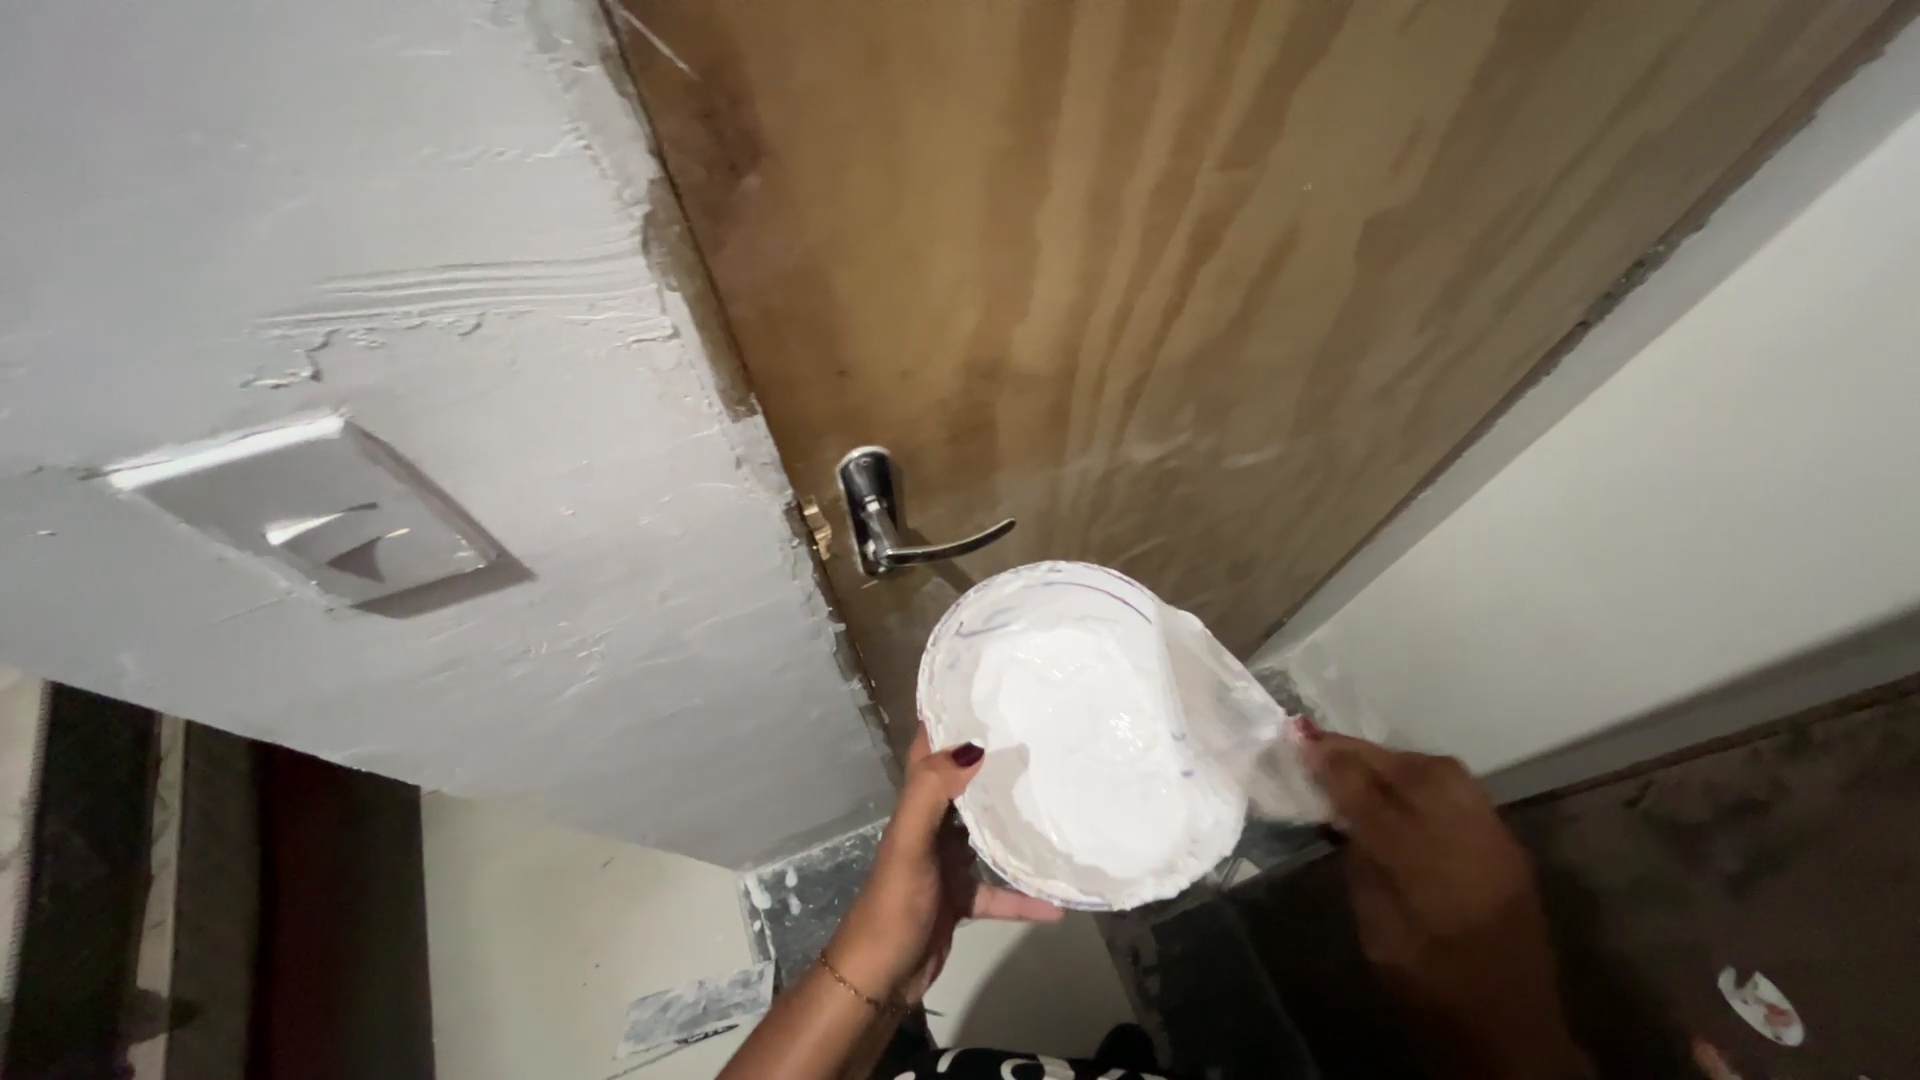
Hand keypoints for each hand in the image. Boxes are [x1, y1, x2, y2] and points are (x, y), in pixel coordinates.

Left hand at [826, 728, 1063, 1004]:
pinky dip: (1024, 897)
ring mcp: (946, 861)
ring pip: (984, 832)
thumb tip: (974, 746)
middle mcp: (932, 824)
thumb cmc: (893, 904)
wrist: (880, 978)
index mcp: (916, 804)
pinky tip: (1057, 904)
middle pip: (963, 782)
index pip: (930, 747)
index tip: (985, 691)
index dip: (948, 716)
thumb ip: (933, 793)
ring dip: (1012, 821)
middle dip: (993, 759)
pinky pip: (998, 892)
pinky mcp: (960, 898)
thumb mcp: (910, 843)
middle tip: (1037, 736)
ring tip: (1055, 800)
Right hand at [1300, 724, 1589, 1079]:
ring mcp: (1495, 840)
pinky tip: (1401, 786)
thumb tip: (1341, 812)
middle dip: (1362, 753)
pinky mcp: (1510, 845)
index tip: (1298, 740)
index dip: (1331, 766)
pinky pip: (1463, 791)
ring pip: (1443, 772)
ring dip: (1395, 760)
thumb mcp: (1374, 926)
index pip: (1368, 798)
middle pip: (1410, 771)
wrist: (1510, 1029)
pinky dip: (1425, 777)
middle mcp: (1465, 844)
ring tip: (1360, 762)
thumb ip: (1360, 861)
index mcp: (1421, 871)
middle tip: (1322, 743)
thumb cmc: (1425, 985)